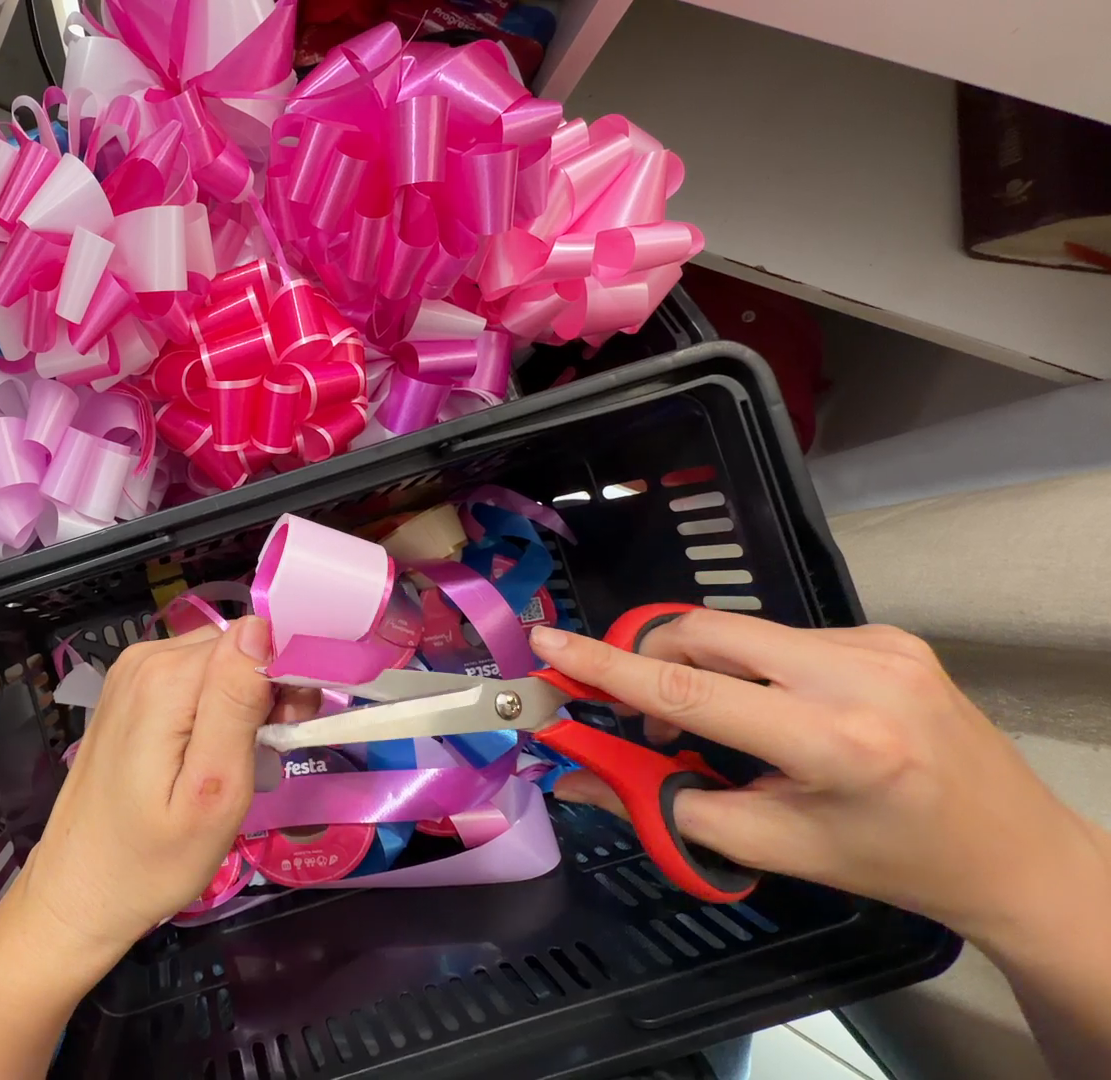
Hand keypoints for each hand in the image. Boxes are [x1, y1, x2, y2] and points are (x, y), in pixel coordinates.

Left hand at [8, 618, 293, 959]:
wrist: (81, 889)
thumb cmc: (154, 858)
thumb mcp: (213, 790)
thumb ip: (237, 703)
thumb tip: (258, 628)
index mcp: (165, 677)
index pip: (253, 637)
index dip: (284, 675)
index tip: (290, 727)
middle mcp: (144, 659)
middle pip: (235, 646)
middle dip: (267, 689)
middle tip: (271, 753)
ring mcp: (131, 674)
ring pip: (217, 661)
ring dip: (243, 699)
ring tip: (240, 760)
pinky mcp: (128, 692)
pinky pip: (191, 678)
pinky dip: (214, 706)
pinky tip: (211, 751)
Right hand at [531, 612, 1110, 945]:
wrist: (1023, 855)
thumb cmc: (890, 862)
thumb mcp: (770, 845)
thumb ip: (659, 803)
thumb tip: (573, 777)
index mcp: (834, 742)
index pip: (687, 689)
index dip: (605, 664)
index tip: (547, 640)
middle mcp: (861, 674)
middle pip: (703, 633)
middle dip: (647, 657)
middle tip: (632, 708)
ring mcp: (880, 644)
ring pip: (735, 631)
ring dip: (697, 664)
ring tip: (711, 719)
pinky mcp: (887, 634)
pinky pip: (775, 635)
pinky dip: (744, 664)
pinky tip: (768, 706)